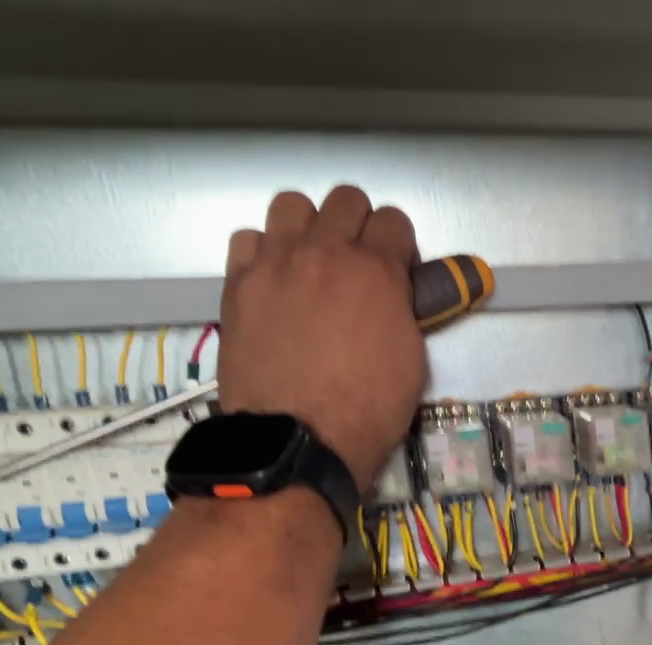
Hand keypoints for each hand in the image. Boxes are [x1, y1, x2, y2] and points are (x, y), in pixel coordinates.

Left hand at [217, 186, 427, 486]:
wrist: (298, 437)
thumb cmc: (368, 408)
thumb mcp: (413, 361)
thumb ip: (406, 311)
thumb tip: (402, 295)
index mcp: (376, 271)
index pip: (395, 220)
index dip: (401, 246)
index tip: (400, 274)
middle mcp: (324, 252)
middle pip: (345, 199)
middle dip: (360, 226)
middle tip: (360, 266)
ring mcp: (275, 262)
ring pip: (292, 204)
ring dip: (310, 227)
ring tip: (313, 264)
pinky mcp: (238, 282)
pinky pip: (249, 238)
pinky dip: (265, 252)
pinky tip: (276, 283)